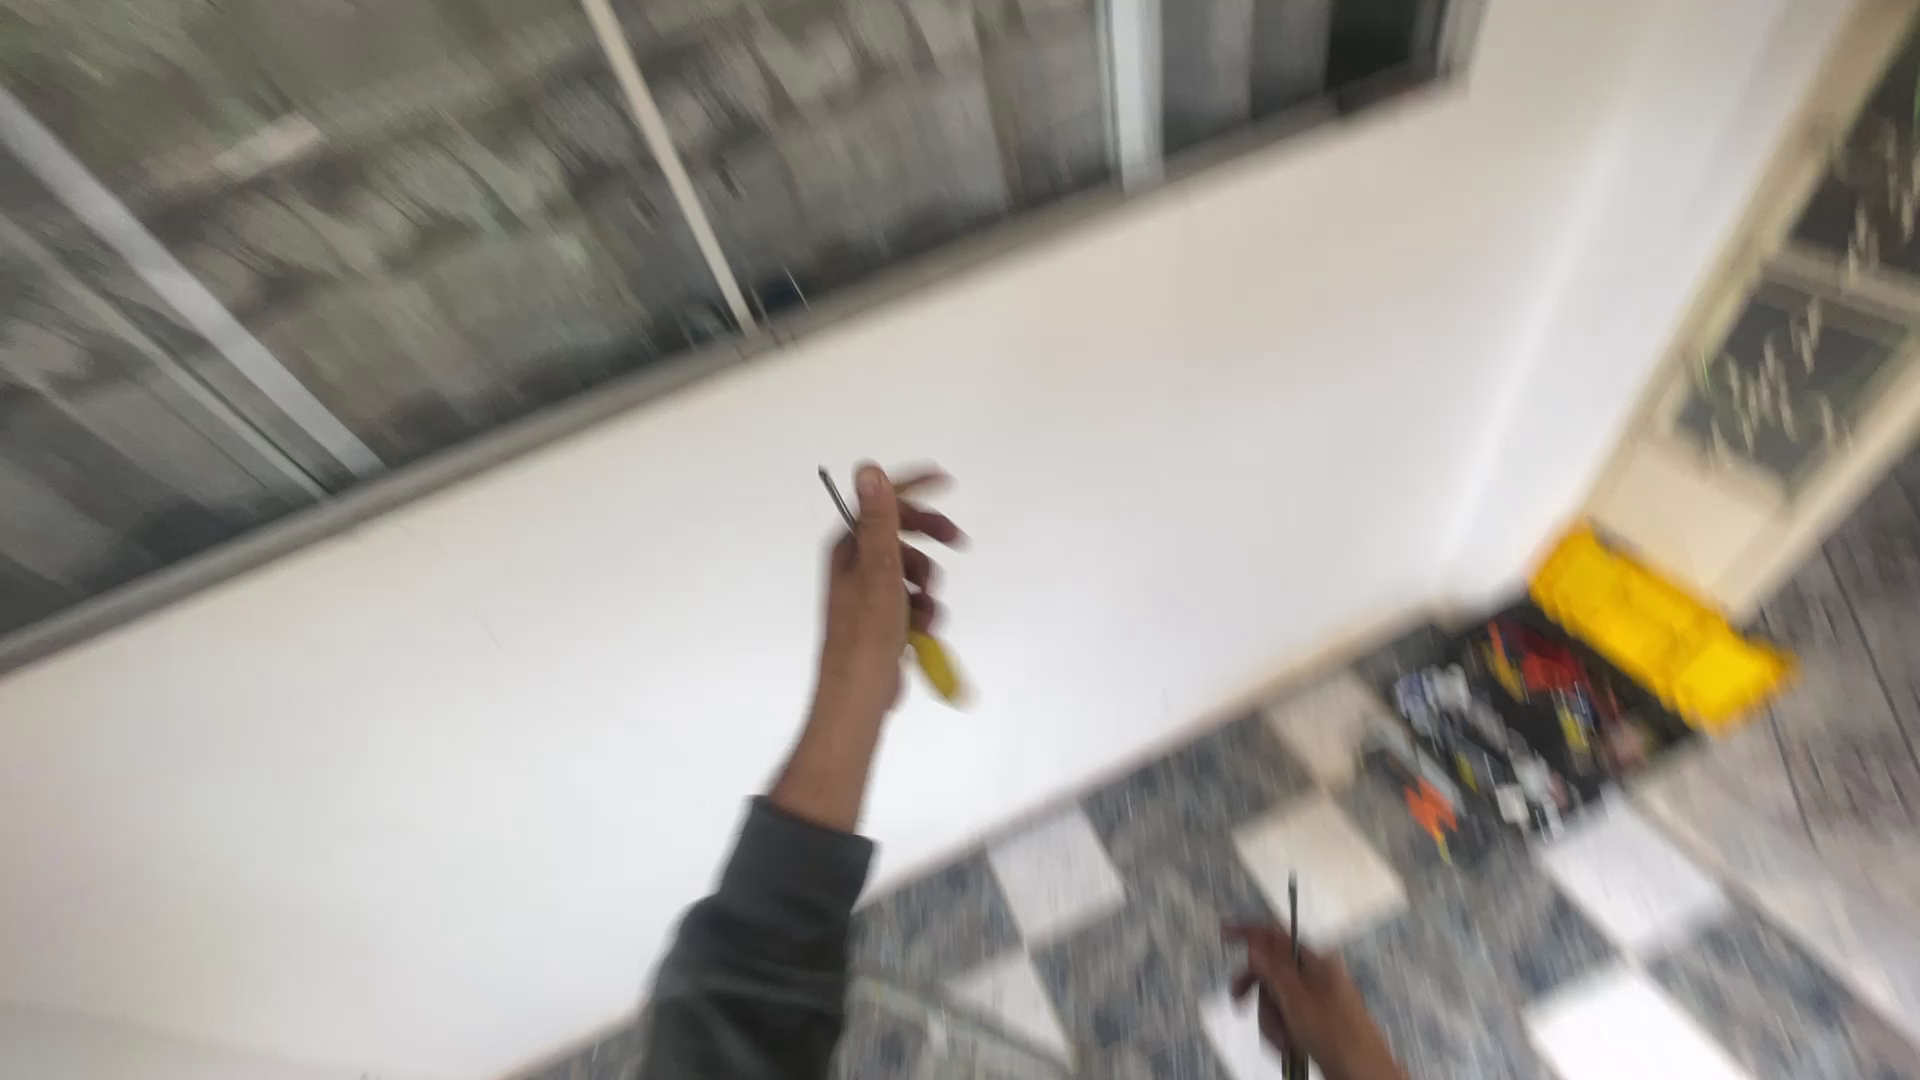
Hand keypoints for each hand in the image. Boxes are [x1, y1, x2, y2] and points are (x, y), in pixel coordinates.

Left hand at [812, 463, 963, 725]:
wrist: (861, 692)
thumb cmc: (868, 631)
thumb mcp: (879, 569)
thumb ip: (878, 519)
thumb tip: (868, 468)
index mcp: (849, 546)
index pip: (883, 502)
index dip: (915, 488)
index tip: (947, 481)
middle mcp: (856, 563)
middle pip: (903, 533)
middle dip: (931, 539)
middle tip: (958, 541)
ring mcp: (870, 591)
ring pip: (913, 569)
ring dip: (928, 587)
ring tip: (927, 610)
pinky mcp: (883, 616)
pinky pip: (914, 598)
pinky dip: (924, 610)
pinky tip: (924, 629)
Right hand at [1223, 923, 1406, 1079]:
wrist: (1365, 1079)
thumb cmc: (1333, 1034)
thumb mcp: (1296, 998)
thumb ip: (1271, 967)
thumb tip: (1253, 946)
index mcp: (1317, 961)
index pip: (1277, 934)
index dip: (1249, 931)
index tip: (1224, 931)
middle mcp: (1316, 975)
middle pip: (1272, 969)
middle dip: (1257, 990)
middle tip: (1237, 999)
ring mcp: (1317, 1000)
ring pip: (1276, 996)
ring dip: (1270, 1018)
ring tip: (1281, 1039)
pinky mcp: (1316, 1022)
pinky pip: (1286, 1016)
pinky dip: (1280, 1030)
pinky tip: (1288, 1046)